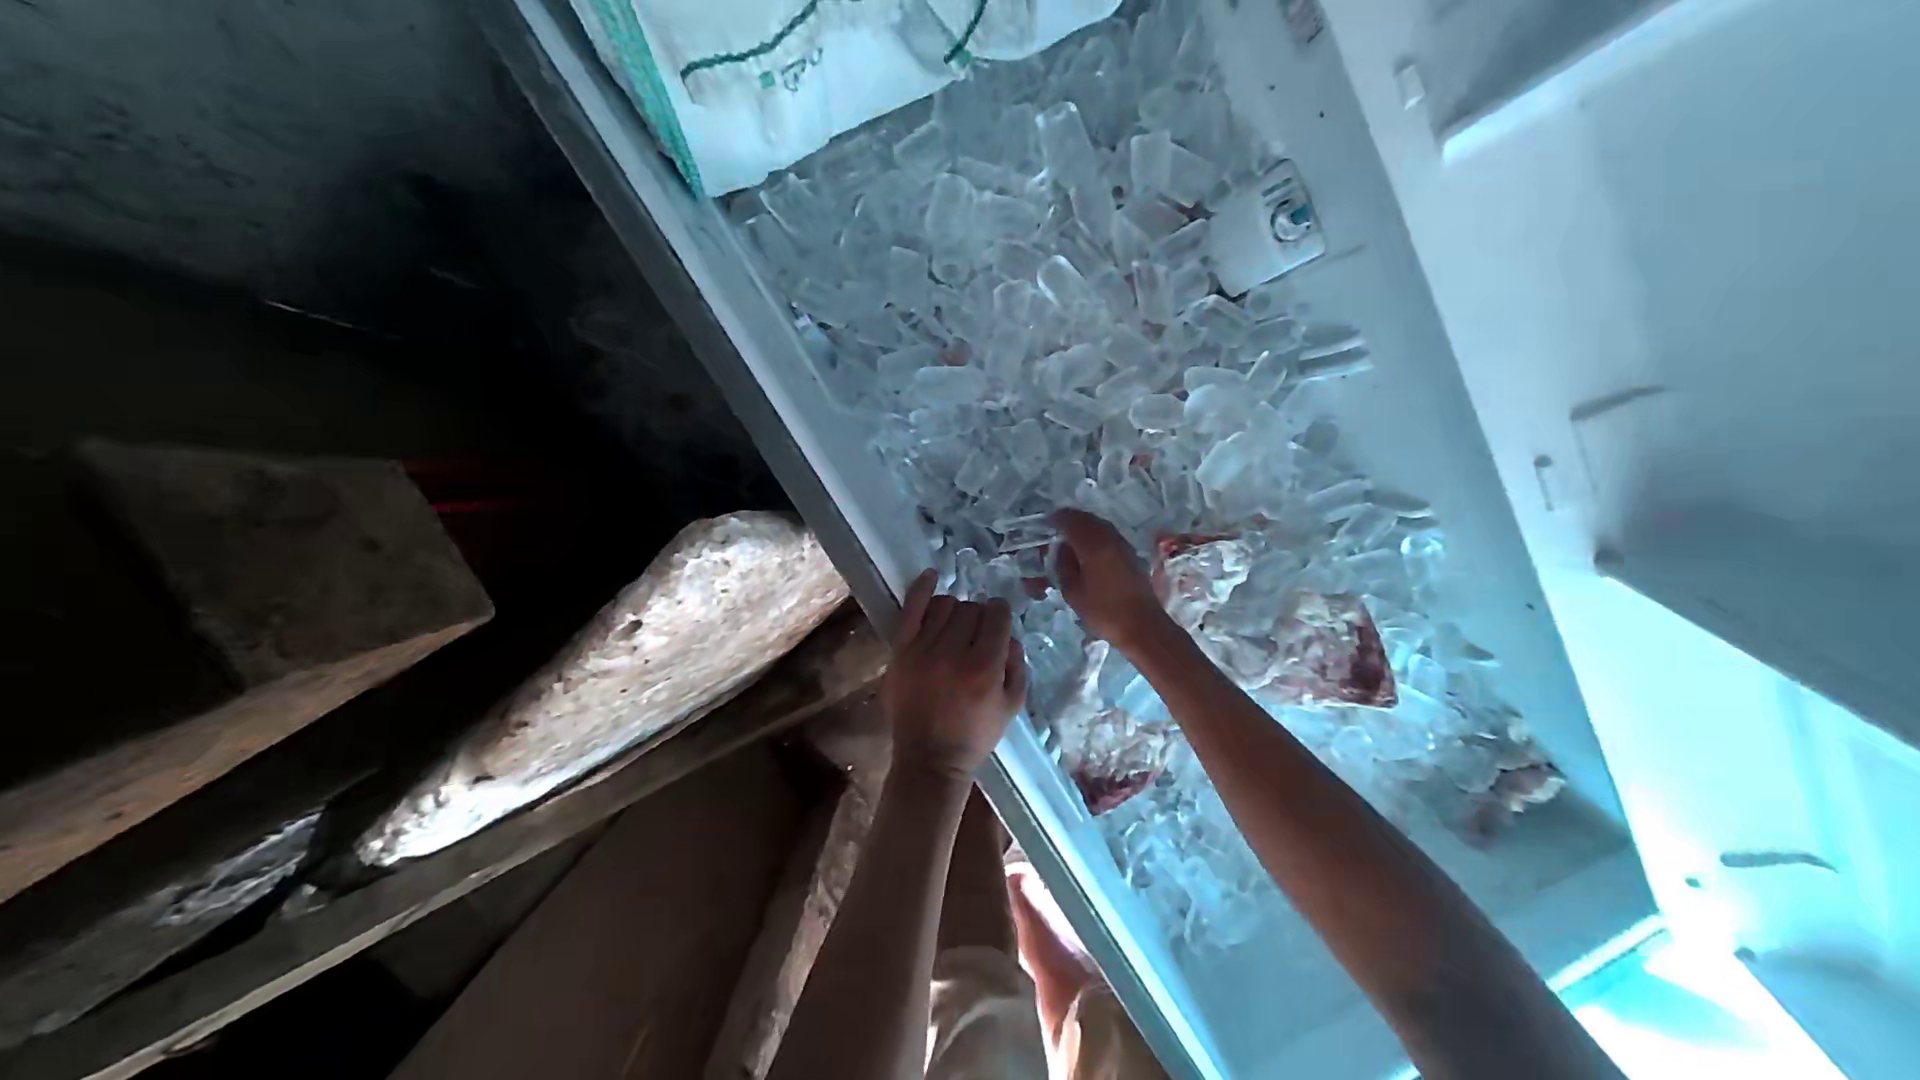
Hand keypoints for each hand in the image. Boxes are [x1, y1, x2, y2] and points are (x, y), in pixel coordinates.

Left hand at [882, 570, 1027, 779]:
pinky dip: (922, 587)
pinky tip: (931, 576)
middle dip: (979, 617)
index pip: (997, 616)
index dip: (1001, 615)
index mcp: (984, 667)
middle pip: (972, 609)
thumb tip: (1009, 633)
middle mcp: (953, 653)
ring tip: (955, 627)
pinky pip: (911, 607)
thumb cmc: (976, 735)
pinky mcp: (900, 651)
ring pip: (946, 605)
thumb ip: (1017, 664)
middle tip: (976, 635)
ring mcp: (922, 649)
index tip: (998, 622)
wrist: (929, 758)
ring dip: (956, 610)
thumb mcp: (1012, 705)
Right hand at [1052, 508, 1171, 650]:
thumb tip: (1063, 550)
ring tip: (1072, 538)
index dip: (1057, 520)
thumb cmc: (1103, 611)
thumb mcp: (1072, 592)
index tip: (1047, 524)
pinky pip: (1109, 535)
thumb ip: (1063, 566)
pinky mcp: (1131, 554)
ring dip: (1085, 526)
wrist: (1142, 624)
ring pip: (1100, 525)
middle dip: (1071, 520)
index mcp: (1093, 545)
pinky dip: (1096, 535)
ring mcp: (1123, 545)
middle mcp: (1109, 538)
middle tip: (1058, 528)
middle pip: (1087, 519)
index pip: (1071, 521)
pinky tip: (1089, 549)